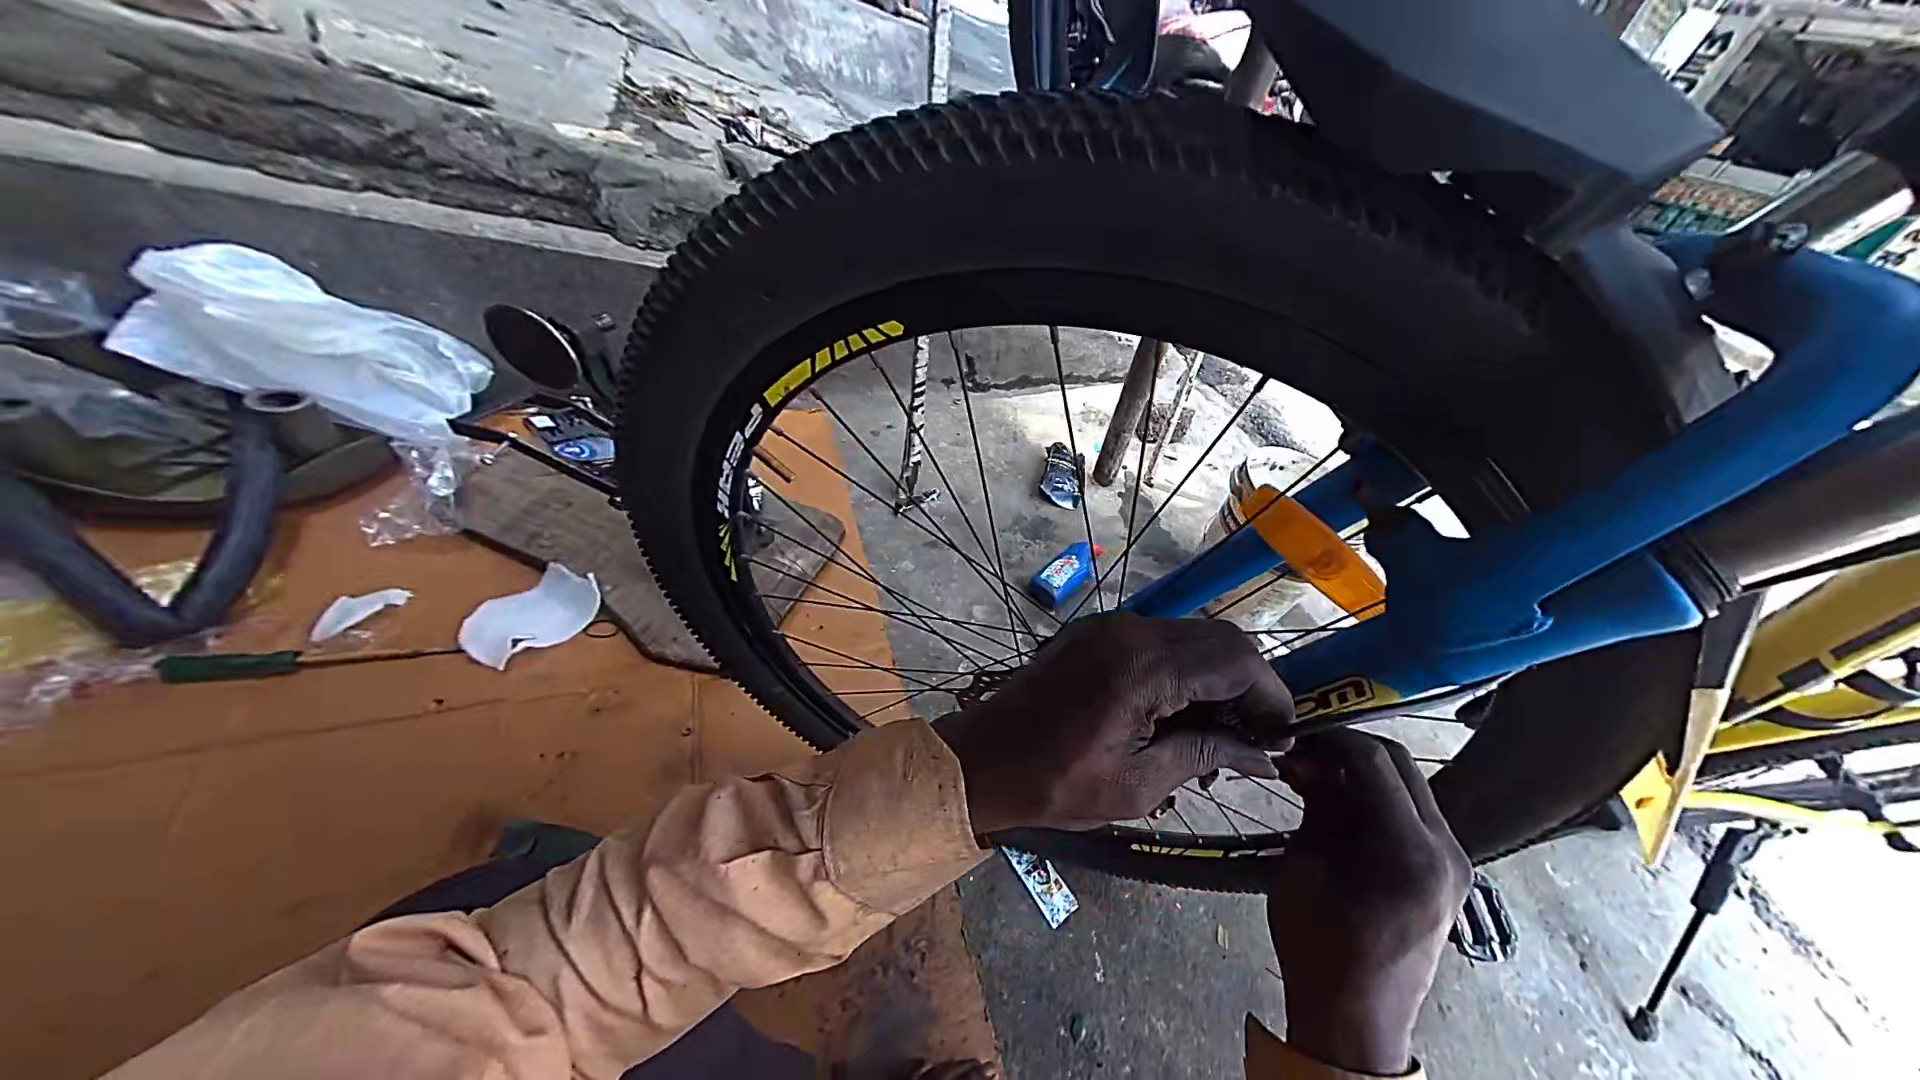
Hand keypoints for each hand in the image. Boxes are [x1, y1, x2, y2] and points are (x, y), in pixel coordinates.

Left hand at [933, 613, 1293, 833]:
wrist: (981, 759)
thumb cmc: (1054, 783)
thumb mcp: (1138, 783)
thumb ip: (1205, 754)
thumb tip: (1265, 755)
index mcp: (1143, 668)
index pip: (1237, 661)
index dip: (1271, 697)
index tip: (1280, 737)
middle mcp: (1129, 632)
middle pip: (1219, 639)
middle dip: (1247, 686)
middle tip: (1249, 740)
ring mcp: (1107, 626)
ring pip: (1189, 636)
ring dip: (1214, 677)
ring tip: (1212, 736)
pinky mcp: (1092, 632)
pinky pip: (1156, 639)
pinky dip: (1180, 669)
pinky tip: (1176, 713)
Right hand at [1267, 731, 1469, 1075]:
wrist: (1356, 1020)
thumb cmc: (1319, 947)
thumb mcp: (1305, 865)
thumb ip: (1317, 804)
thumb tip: (1306, 756)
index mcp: (1411, 852)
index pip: (1374, 761)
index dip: (1329, 738)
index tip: (1292, 736)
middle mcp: (1447, 850)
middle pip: (1399, 765)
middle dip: (1346, 749)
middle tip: (1300, 753)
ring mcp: (1453, 861)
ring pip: (1405, 785)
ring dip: (1359, 772)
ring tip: (1311, 776)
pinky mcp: (1444, 872)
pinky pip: (1407, 812)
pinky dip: (1372, 797)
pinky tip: (1334, 803)